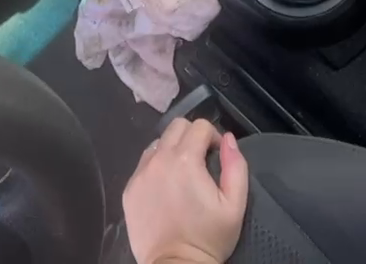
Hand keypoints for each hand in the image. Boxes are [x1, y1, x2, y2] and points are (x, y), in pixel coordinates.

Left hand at [123, 118, 248, 263]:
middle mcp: (159, 160)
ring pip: (158, 142)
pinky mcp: (129, 189)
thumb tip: (227, 138)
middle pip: (176, 126)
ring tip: (181, 173)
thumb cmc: (208, 238)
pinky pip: (144, 164)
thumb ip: (236, 166)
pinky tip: (165, 187)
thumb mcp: (234, 205)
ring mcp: (141, 174)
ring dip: (172, 149)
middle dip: (192, 136)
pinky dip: (156, 166)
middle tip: (200, 160)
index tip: (216, 156)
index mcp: (185, 160)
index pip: (200, 126)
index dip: (212, 137)